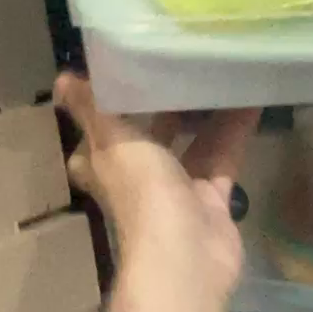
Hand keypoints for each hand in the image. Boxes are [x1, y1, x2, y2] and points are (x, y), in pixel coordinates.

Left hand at [55, 73, 259, 303]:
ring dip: (204, 112)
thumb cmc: (142, 192)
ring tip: (218, 66)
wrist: (186, 254)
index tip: (120, 70)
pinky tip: (250, 97)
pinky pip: (224, 159)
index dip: (105, 107)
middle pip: (149, 136)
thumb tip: (62, 82)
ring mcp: (179, 192)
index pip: (99, 134)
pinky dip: (235, 132)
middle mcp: (140, 179)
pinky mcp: (212, 201)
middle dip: (163, 103)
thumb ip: (92, 107)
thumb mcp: (111, 139)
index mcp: (107, 166)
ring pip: (191, 145)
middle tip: (179, 57)